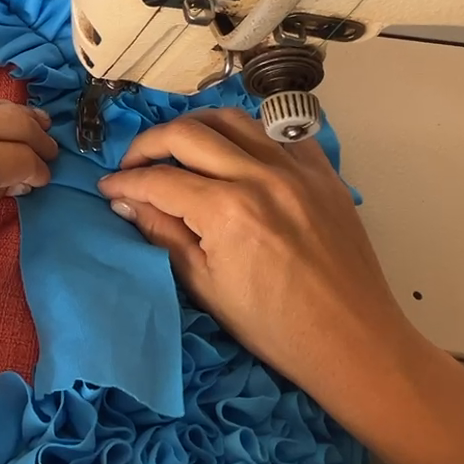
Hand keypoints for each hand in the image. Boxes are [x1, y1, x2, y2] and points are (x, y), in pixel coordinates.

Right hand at [94, 108, 427, 412]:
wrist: (355, 344)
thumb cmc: (273, 327)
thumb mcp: (204, 285)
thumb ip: (161, 233)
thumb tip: (124, 200)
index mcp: (227, 211)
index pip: (159, 179)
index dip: (125, 182)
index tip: (108, 189)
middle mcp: (261, 176)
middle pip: (186, 133)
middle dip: (147, 145)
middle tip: (132, 167)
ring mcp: (297, 169)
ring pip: (229, 119)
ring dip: (192, 128)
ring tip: (175, 151)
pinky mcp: (323, 172)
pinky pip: (276, 132)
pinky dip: (245, 133)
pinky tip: (231, 152)